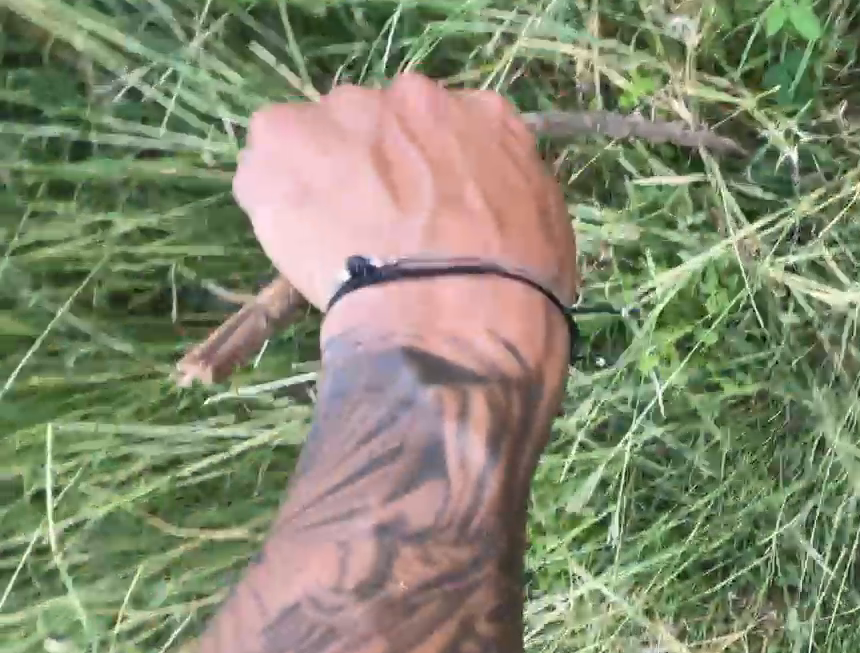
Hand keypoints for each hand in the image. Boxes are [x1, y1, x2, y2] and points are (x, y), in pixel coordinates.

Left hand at [233, 74, 575, 352]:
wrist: (462, 314)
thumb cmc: (524, 283)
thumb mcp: (550, 229)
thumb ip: (512, 191)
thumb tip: (490, 196)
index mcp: (487, 116)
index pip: (459, 130)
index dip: (448, 173)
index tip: (447, 208)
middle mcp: (411, 96)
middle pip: (385, 126)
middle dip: (385, 169)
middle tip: (397, 232)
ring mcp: (341, 112)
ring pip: (324, 144)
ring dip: (332, 184)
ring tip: (353, 249)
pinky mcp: (279, 141)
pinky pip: (274, 175)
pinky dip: (287, 210)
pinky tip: (319, 256)